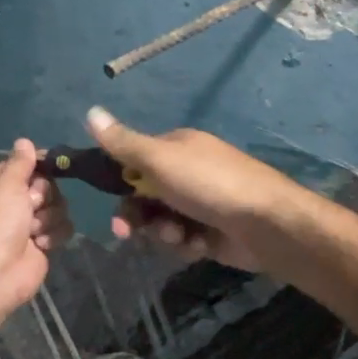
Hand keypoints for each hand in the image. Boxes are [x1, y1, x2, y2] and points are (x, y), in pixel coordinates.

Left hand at [0, 138, 73, 310]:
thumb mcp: (6, 184)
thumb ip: (19, 162)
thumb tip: (24, 141)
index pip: (26, 163)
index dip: (40, 165)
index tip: (53, 166)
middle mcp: (13, 200)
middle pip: (48, 185)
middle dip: (44, 197)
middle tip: (31, 206)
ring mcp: (29, 222)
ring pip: (59, 207)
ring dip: (48, 219)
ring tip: (33, 231)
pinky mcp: (44, 241)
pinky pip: (63, 228)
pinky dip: (53, 236)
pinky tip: (40, 245)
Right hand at [85, 107, 307, 272]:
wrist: (268, 225)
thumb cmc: (209, 184)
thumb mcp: (158, 159)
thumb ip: (121, 142)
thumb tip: (89, 112)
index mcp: (176, 148)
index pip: (133, 162)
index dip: (118, 183)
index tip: (111, 200)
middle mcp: (187, 172)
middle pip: (143, 196)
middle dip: (137, 216)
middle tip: (127, 232)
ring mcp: (201, 203)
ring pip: (160, 221)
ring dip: (163, 232)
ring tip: (179, 237)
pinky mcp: (211, 232)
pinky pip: (182, 240)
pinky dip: (186, 244)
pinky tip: (198, 246)